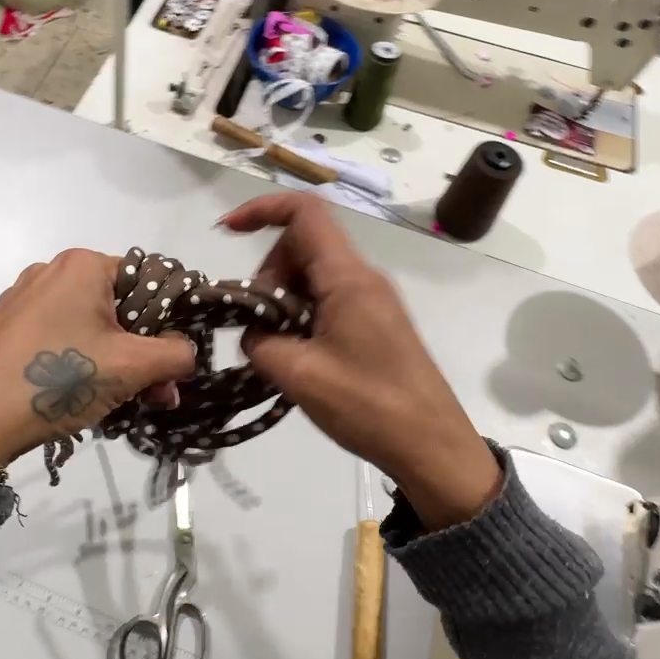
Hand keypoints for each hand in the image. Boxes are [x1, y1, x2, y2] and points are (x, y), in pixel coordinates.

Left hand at [0, 250, 196, 469]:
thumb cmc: (58, 377)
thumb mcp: (131, 366)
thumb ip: (174, 354)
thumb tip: (187, 352)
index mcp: (82, 265)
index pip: (148, 279)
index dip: (171, 318)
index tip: (180, 357)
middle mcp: (51, 273)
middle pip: (119, 307)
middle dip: (145, 351)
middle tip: (159, 392)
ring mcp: (24, 302)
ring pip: (91, 328)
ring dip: (118, 363)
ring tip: (129, 404)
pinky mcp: (7, 331)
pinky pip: (62, 340)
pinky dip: (83, 365)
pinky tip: (89, 401)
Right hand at [220, 194, 502, 529]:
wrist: (433, 448)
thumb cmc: (370, 407)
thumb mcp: (300, 375)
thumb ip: (260, 342)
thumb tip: (253, 332)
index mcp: (348, 278)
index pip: (304, 212)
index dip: (261, 209)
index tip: (226, 232)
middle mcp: (363, 278)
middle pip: (302, 246)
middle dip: (268, 274)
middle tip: (258, 325)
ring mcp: (372, 300)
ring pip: (312, 275)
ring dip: (283, 301)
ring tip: (278, 349)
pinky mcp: (375, 323)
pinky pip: (328, 300)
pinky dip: (301, 316)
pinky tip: (296, 357)